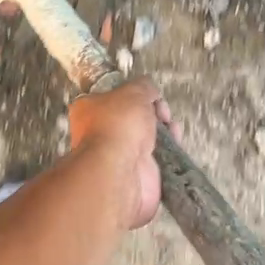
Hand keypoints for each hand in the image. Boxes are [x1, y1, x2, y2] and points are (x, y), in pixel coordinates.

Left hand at [68, 76, 171, 229]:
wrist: (120, 173)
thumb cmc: (118, 125)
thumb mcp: (134, 92)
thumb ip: (144, 87)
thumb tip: (150, 90)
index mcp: (90, 110)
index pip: (114, 98)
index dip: (134, 94)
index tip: (148, 95)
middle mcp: (102, 135)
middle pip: (133, 119)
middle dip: (152, 113)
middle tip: (161, 112)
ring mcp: (119, 158)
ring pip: (147, 139)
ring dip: (163, 131)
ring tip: (171, 126)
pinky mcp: (138, 177)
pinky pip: (158, 160)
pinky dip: (169, 151)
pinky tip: (175, 141)